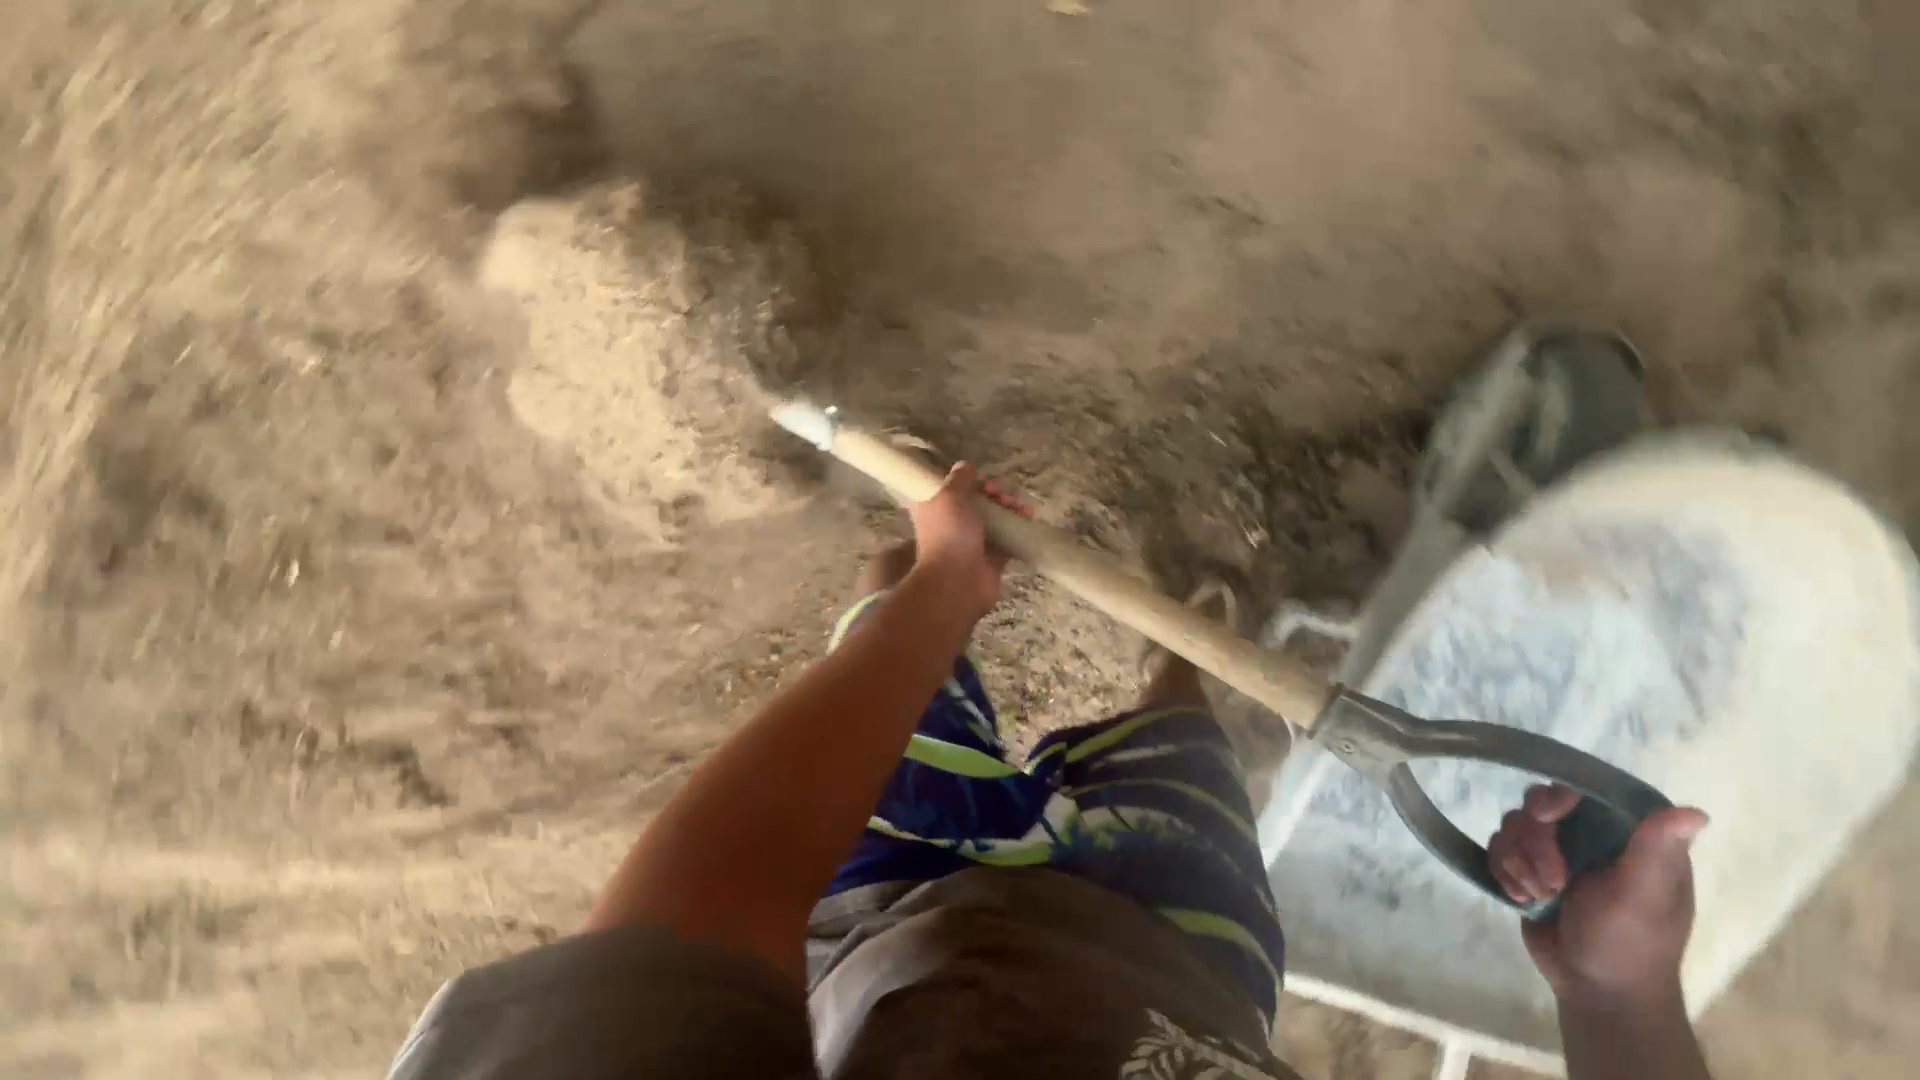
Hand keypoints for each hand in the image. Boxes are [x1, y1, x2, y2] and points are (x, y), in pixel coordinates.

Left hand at [907, 463, 1030, 619]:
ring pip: (997, 516)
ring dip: (1010, 505)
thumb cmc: (948, 534)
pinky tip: (1028, 516)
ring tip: (1019, 506)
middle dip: (995, 492)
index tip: (981, 480)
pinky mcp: (994, 555)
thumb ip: (959, 479)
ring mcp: (975, 540)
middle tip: (1001, 495)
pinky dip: (1019, 524)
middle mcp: (953, 523)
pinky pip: (1010, 535)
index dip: (970, 481)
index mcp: (936, 508)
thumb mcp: (948, 496)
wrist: (957, 580)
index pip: (954, 488)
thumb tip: (965, 466)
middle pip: (979, 500)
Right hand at [1489, 784, 1708, 1006]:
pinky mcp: (1528, 869)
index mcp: (1629, 837)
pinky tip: (1521, 897)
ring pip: (1514, 825)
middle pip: (1539, 805)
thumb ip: (1655, 851)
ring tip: (1536, 894)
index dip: (1559, 797)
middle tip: (1550, 880)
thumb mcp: (1643, 897)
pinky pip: (1498, 847)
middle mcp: (1591, 836)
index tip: (1546, 817)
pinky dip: (1503, 870)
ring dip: (1517, 861)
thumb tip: (1695, 812)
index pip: (1586, 790)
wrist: (1595, 990)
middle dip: (1533, 841)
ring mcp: (1556, 852)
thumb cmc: (1629, 944)